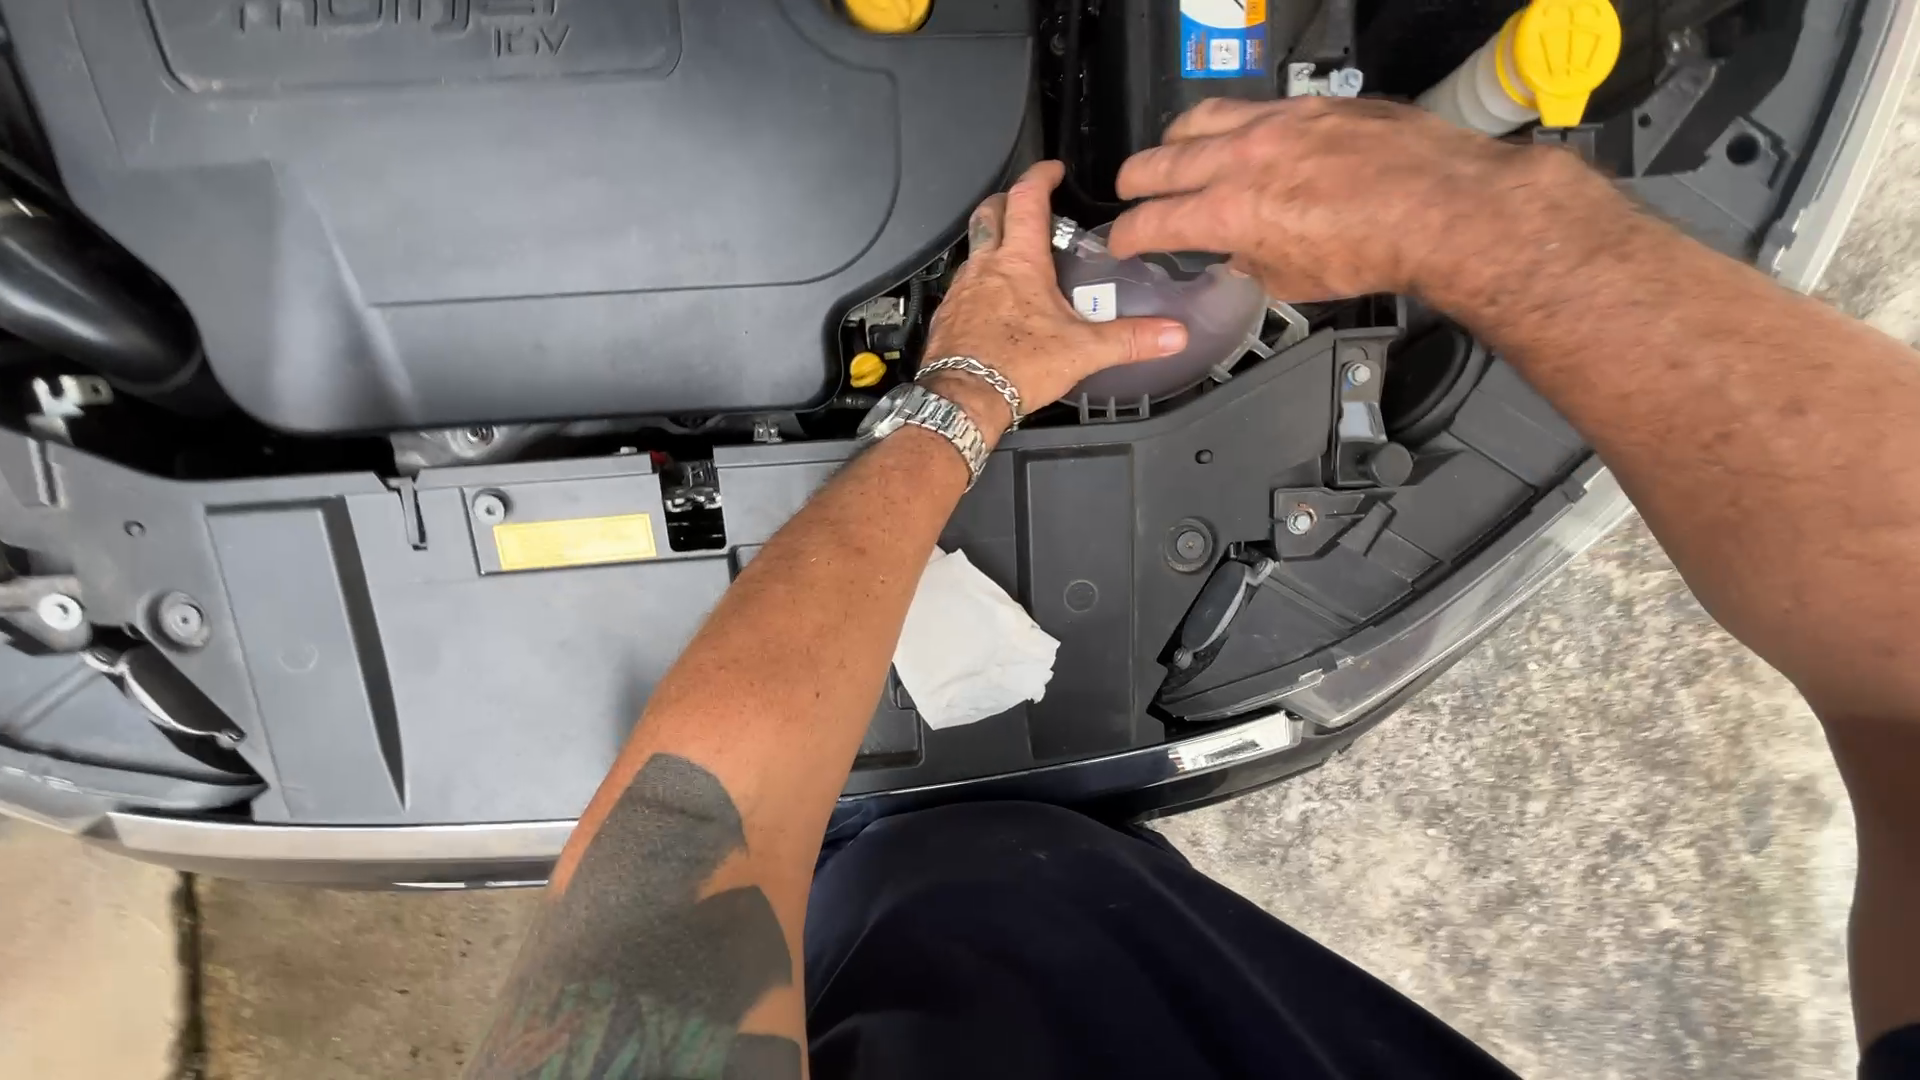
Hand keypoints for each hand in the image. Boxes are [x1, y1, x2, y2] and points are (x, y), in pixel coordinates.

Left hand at [921, 160, 1188, 437]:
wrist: (966, 399)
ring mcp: (960, 291)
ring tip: (1015, 260)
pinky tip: (993, 306)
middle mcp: (984, 268)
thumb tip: (1172, 334)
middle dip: (1006, 201)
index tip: (1052, 171)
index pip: (1027, 198)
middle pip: (989, 214)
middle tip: (1025, 204)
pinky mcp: (948, 317)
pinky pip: (962, 289)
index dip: (1040, 177)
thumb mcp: (1083, 351)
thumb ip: (1130, 339)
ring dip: (992, 246)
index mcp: (1019, 262)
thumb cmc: (1017, 367)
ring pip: (973, 252)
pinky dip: (979, 285)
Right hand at [1106, 97, 1617, 301]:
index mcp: (1229, 213)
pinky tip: (1236, 137)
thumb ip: (1248, 261)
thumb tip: (1237, 254)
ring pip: (1196, 119)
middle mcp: (1242, 160)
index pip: (1149, 221)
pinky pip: (1249, 106)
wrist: (1442, 208)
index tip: (1121, 242)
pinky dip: (1228, 126)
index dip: (1125, 236)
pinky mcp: (1310, 105)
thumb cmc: (1372, 251)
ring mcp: (1276, 123)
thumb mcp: (1289, 280)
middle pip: (1157, 162)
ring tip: (1172, 154)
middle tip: (1131, 195)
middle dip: (1133, 184)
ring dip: (1172, 142)